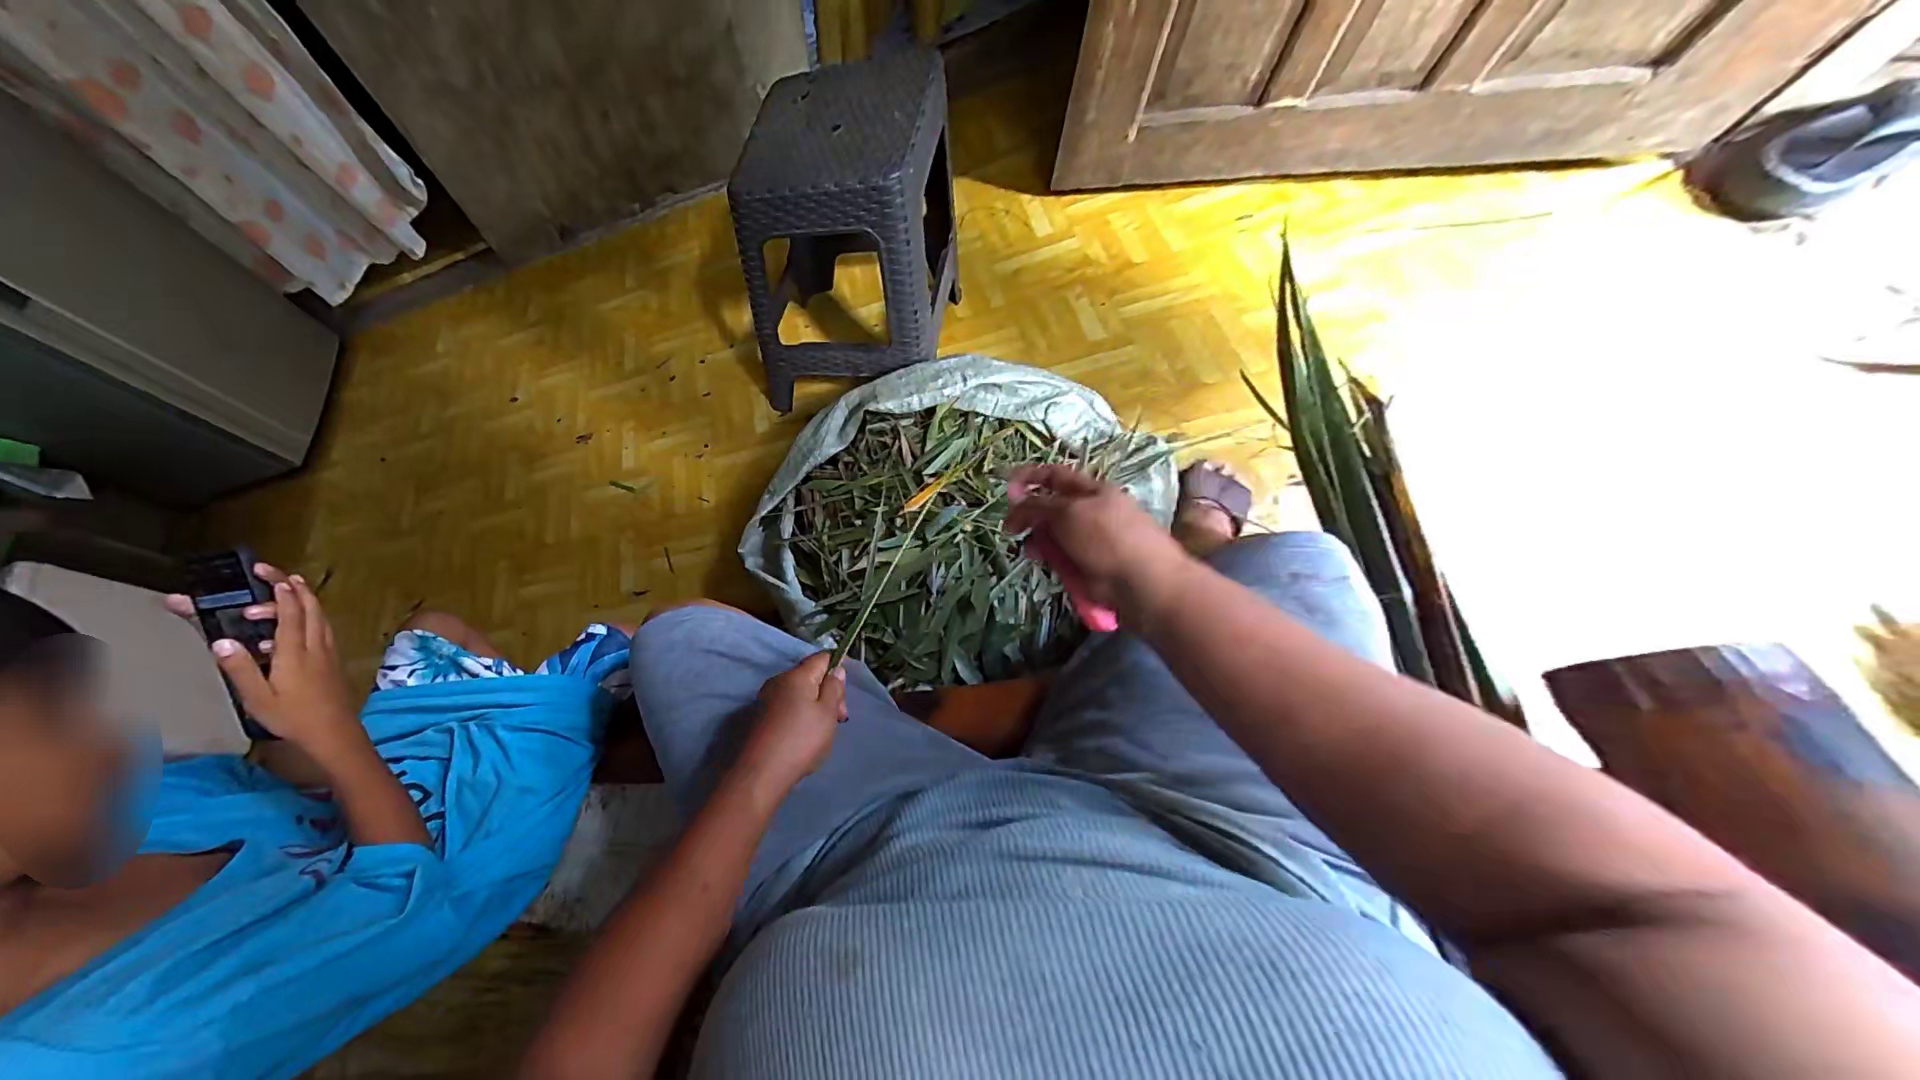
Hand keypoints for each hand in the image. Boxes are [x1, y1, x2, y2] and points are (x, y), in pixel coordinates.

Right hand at [166, 564, 362, 753]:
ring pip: (321, 618)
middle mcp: (318, 647)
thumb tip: (221, 642)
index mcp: (296, 654)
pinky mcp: (334, 659)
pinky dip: (311, 617)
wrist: (333, 730)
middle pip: (311, 609)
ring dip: (306, 600)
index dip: (283, 595)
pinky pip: (324, 630)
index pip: (292, 616)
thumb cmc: (292, 716)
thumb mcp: (256, 697)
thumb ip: (240, 669)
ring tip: (290, 587)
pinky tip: (295, 624)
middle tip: (276, 573)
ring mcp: (330, 652)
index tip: (273, 577)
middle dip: (296, 588)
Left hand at [737, 652, 846, 791]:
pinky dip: (799, 715)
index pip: (822, 657)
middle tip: (838, 719)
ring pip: (798, 693)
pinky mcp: (758, 717)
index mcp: (796, 675)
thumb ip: (834, 688)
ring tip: (822, 731)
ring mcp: (765, 699)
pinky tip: (803, 736)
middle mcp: (778, 681)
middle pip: (810, 676)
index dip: (838, 668)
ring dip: (814, 706)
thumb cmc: (801, 740)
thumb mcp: (827, 713)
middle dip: (827, 692)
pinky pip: (786, 706)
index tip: (843, 695)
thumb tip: (836, 669)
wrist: (759, 774)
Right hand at [1005, 465, 1193, 627]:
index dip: (1028, 477)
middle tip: (1013, 530)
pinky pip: (1062, 559)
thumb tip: (1016, 504)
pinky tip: (1051, 567)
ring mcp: (1090, 540)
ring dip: (1040, 543)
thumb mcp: (1068, 513)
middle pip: (1049, 508)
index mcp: (1091, 490)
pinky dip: (1053, 562)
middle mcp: (1090, 512)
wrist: (1143, 583)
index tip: (1006, 489)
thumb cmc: (1108, 539)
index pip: (1054, 476)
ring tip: (1035, 554)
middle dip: (1030, 517)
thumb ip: (1037, 506)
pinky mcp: (1089, 566)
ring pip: (1053, 536)